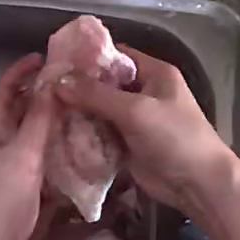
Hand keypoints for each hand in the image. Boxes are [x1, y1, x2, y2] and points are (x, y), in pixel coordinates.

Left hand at [0, 54, 57, 239]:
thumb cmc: (0, 194)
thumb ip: (40, 119)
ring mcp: (3, 158)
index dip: (20, 71)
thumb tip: (53, 83)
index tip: (44, 57)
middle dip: (36, 91)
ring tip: (72, 104)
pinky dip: (49, 139)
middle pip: (13, 106)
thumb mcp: (24, 152)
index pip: (2, 88)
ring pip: (24, 127)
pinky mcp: (15, 178)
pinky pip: (33, 148)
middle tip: (66, 81)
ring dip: (44, 115)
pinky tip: (69, 138)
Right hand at [54, 46, 239, 218]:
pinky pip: (99, 133)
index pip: (117, 55)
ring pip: (98, 110)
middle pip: (104, 84)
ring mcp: (134, 120)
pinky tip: (56, 131)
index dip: (88, 56)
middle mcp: (143, 92)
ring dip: (76, 111)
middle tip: (43, 88)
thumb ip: (95, 94)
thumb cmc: (174, 137)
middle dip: (77, 87)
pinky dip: (82, 133)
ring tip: (43, 109)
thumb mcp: (135, 110)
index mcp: (154, 73)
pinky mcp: (126, 144)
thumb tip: (57, 80)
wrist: (196, 184)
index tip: (57, 61)